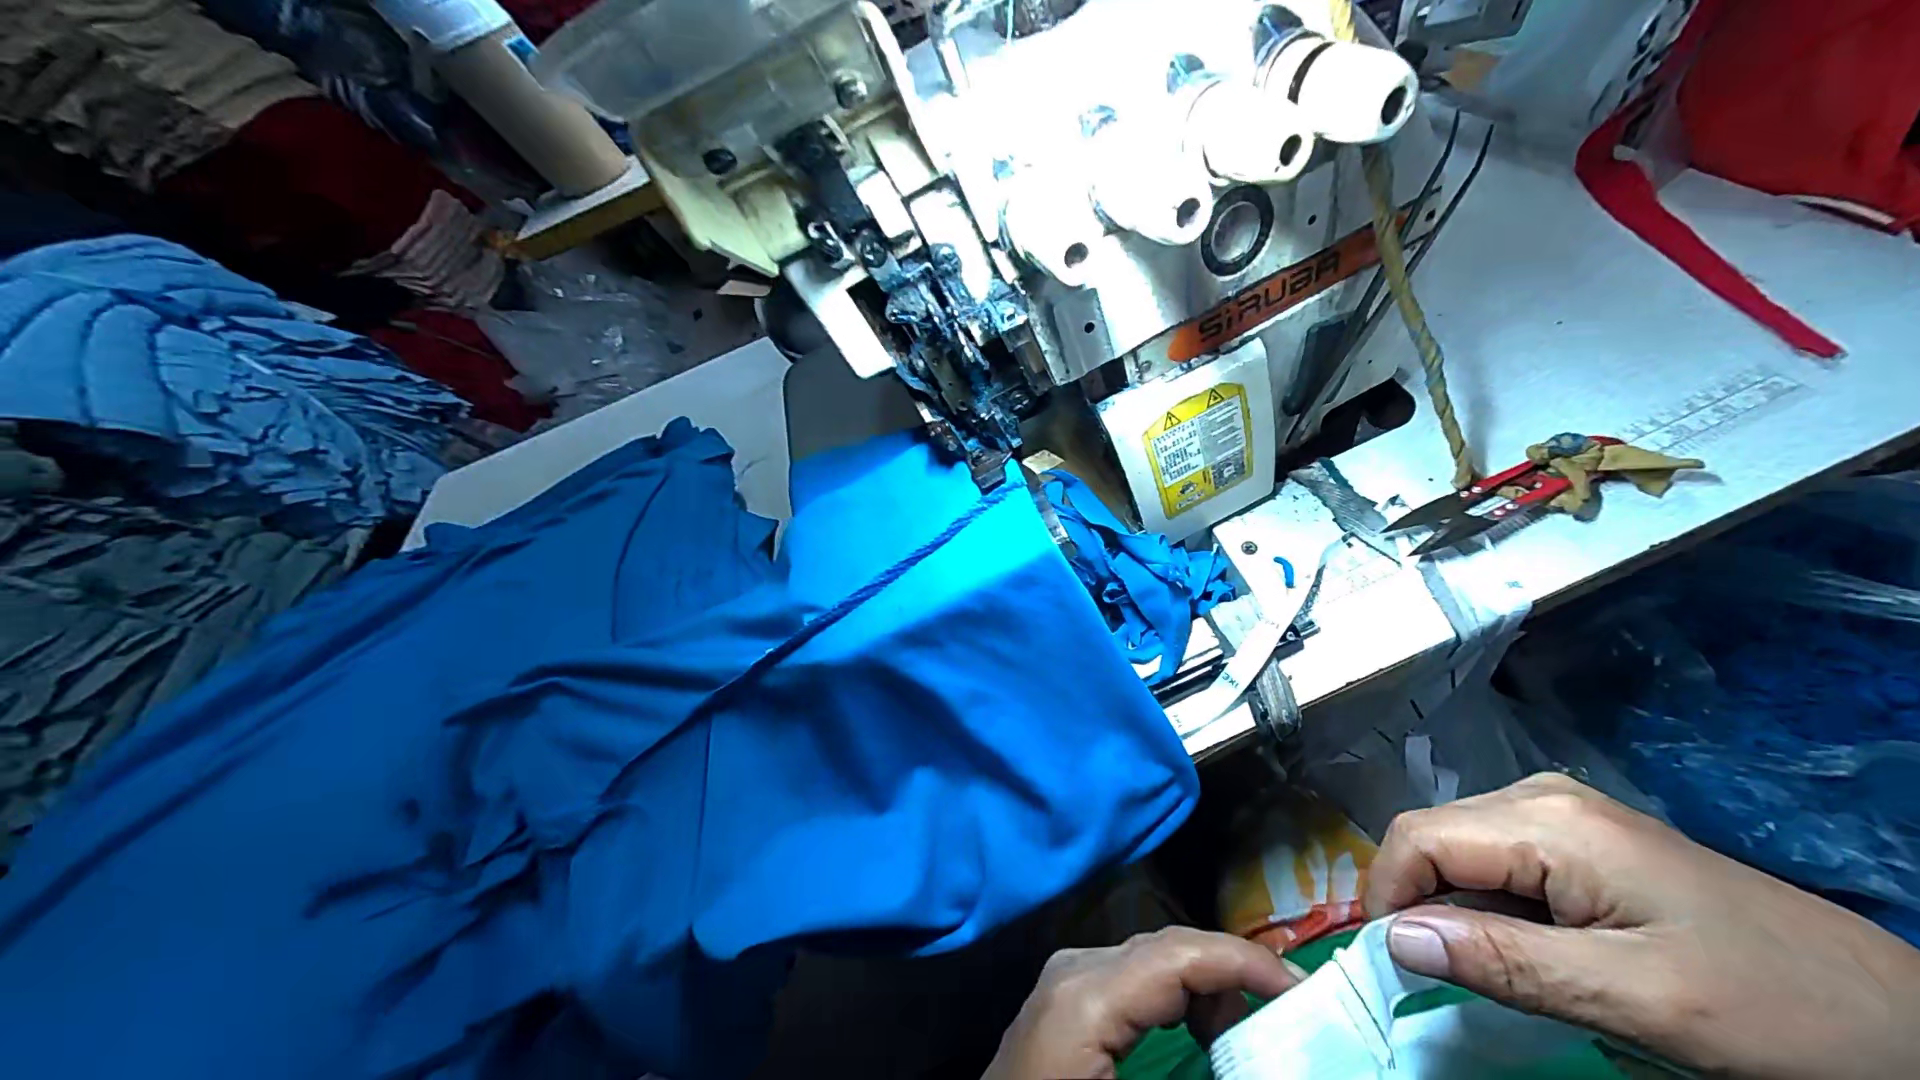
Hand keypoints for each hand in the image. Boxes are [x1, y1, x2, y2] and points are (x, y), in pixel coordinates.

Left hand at [982, 926, 1303, 1079]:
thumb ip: (1209, 1072)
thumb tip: (1265, 1059)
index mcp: (1087, 995)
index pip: (1179, 954)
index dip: (1245, 964)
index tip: (1306, 993)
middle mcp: (1076, 967)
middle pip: (1169, 949)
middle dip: (1235, 976)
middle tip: (1294, 1020)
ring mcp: (1067, 977)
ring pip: (1154, 959)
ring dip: (1208, 988)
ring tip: (1252, 1035)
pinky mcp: (1068, 994)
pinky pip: (1134, 977)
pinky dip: (1178, 996)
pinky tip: (1202, 1032)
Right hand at [1366, 773, 1919, 1078]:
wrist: (1905, 1019)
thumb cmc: (1774, 1009)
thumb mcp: (1637, 999)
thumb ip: (1505, 961)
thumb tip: (1393, 939)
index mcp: (1547, 820)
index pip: (1417, 837)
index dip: (1387, 894)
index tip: (1392, 963)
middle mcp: (1540, 796)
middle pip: (1432, 835)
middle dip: (1416, 899)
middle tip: (1436, 973)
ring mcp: (1561, 811)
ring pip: (1457, 845)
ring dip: (1450, 903)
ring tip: (1483, 963)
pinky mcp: (1579, 835)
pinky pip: (1496, 856)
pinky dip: (1485, 900)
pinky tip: (1521, 941)